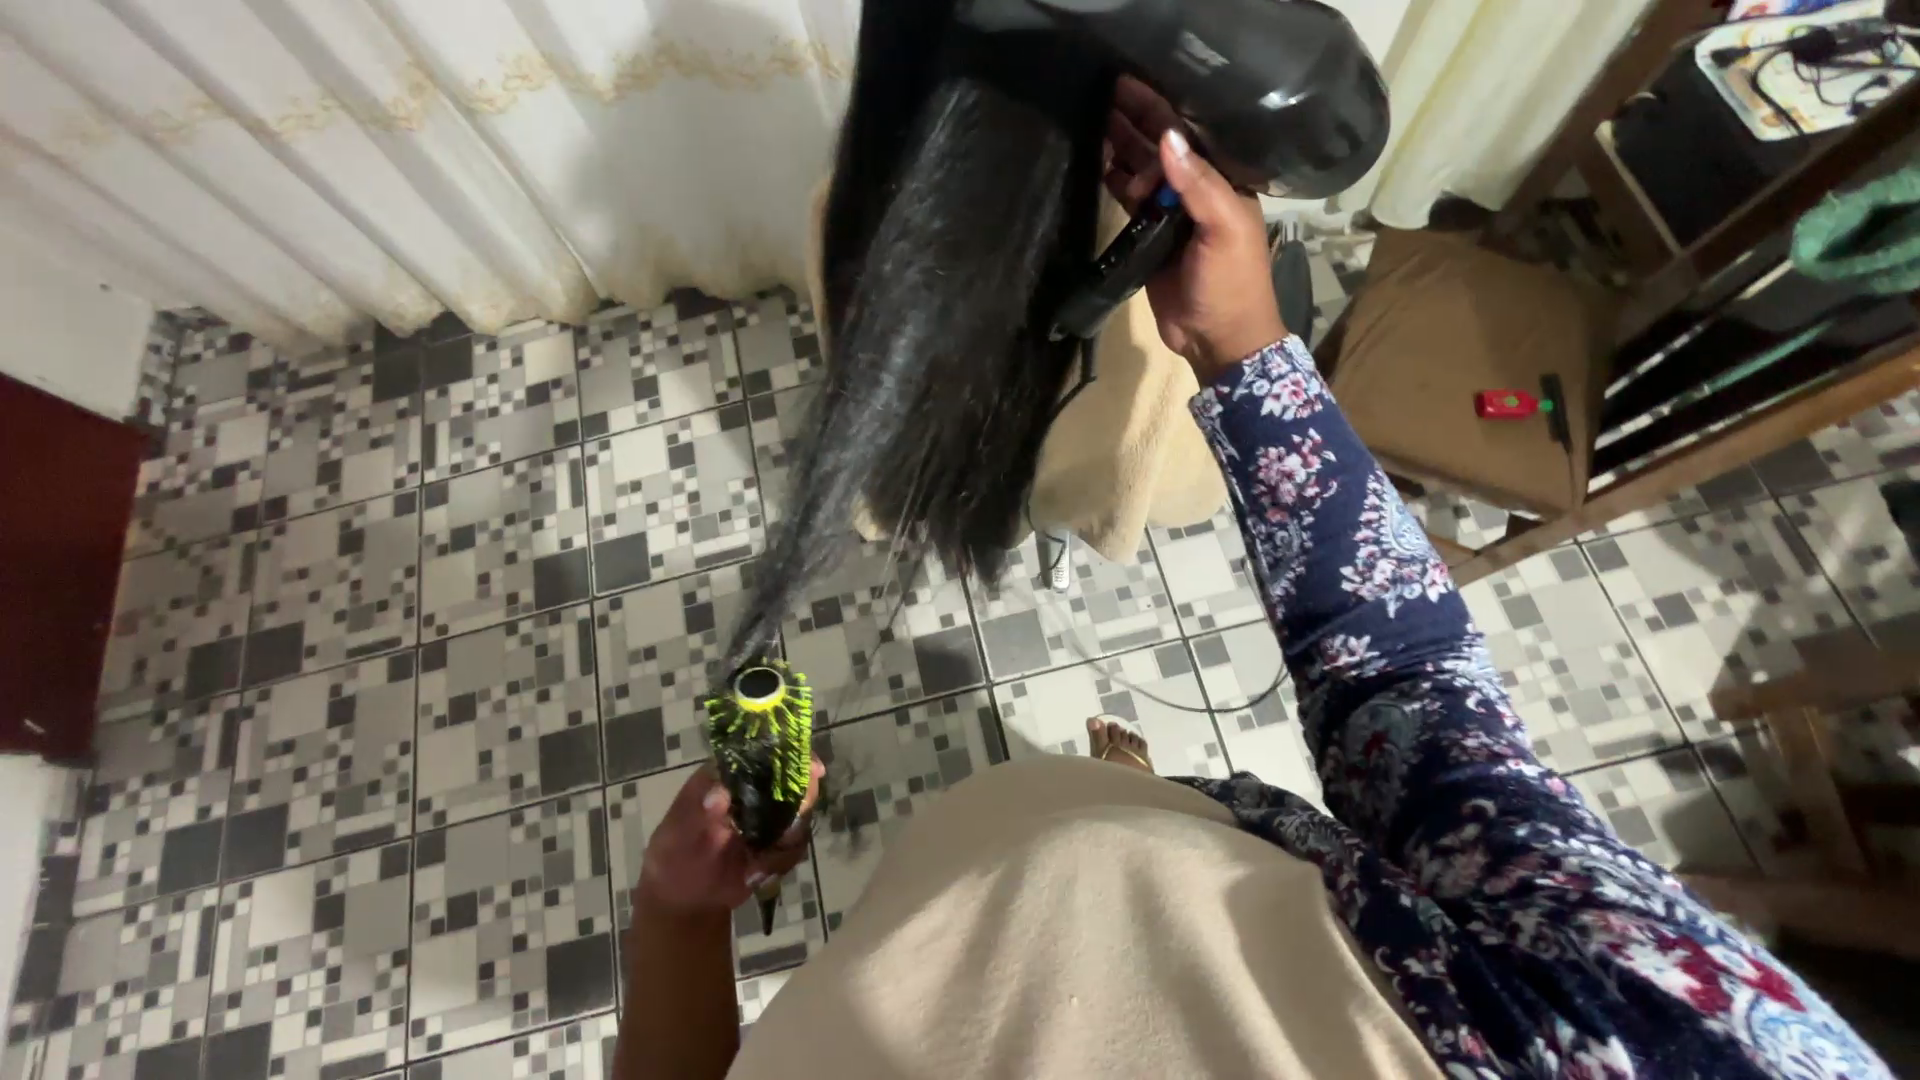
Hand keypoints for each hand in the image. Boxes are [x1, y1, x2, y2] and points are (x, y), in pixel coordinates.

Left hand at [636, 760, 823, 916]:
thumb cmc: (672, 857)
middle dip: (801, 802)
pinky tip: (755, 875)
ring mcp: (769, 816)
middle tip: (786, 832)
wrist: (683, 901)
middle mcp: (755, 789)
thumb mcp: (675, 834)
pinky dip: (780, 862)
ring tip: (758, 865)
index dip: (792, 755)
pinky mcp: (778, 843)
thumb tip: (718, 795)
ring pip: (801, 814)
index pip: (765, 752)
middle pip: (795, 780)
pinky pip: (796, 846)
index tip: (813, 769)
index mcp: (729, 775)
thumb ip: (695, 812)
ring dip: (787, 840)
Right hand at [1104, 75, 1287, 382]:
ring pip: (1144, 174)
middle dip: (1137, 124)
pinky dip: (1116, 184)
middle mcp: (1197, 192)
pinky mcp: (1150, 240)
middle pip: (1163, 151)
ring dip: (1123, 150)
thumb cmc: (1231, 282)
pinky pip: (1131, 203)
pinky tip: (1100, 164)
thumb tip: (1167, 138)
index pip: (1189, 137)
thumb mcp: (1224, 229)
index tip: (1131, 86)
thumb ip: (1198, 185)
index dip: (1161, 111)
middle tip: (1105, 97)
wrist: (1216, 337)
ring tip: (1096, 122)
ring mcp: (1172, 216)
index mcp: (1223, 183)